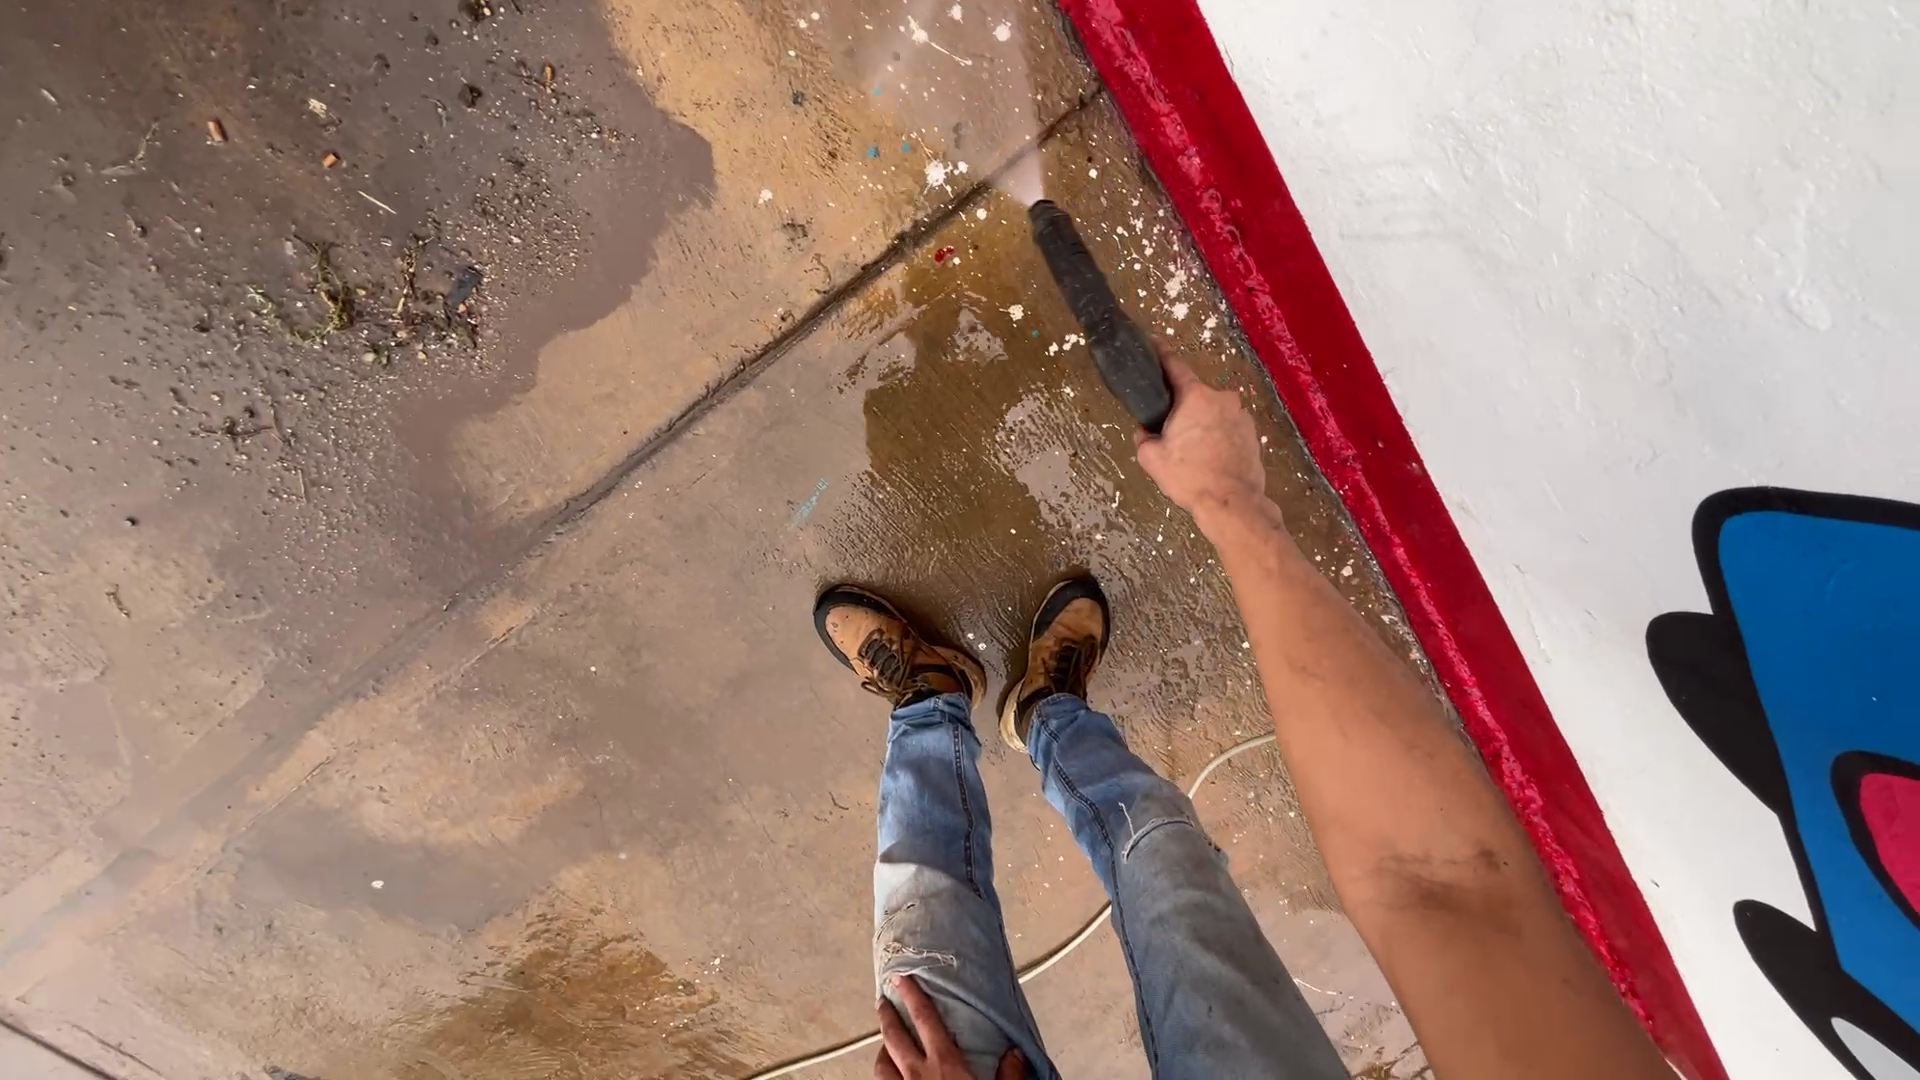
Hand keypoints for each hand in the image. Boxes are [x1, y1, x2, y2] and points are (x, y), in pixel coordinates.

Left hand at [874, 973, 1028, 1079]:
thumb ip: (1009, 1075)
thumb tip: (1016, 1051)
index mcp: (945, 1062)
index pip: (925, 1017)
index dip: (912, 994)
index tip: (901, 977)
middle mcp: (917, 1075)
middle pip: (894, 1036)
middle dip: (887, 1016)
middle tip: (883, 1001)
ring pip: (880, 1065)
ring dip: (882, 1051)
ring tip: (885, 1044)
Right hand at [1135, 354, 1266, 526]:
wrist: (1231, 502)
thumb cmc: (1189, 477)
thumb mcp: (1151, 458)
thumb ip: (1144, 438)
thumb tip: (1146, 431)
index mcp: (1195, 397)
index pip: (1175, 366)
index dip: (1162, 353)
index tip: (1155, 342)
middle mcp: (1222, 399)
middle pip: (1195, 396)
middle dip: (1182, 410)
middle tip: (1170, 434)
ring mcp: (1241, 416)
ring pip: (1212, 414)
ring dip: (1201, 426)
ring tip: (1191, 454)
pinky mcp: (1252, 435)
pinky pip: (1227, 430)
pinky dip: (1217, 439)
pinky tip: (1209, 460)